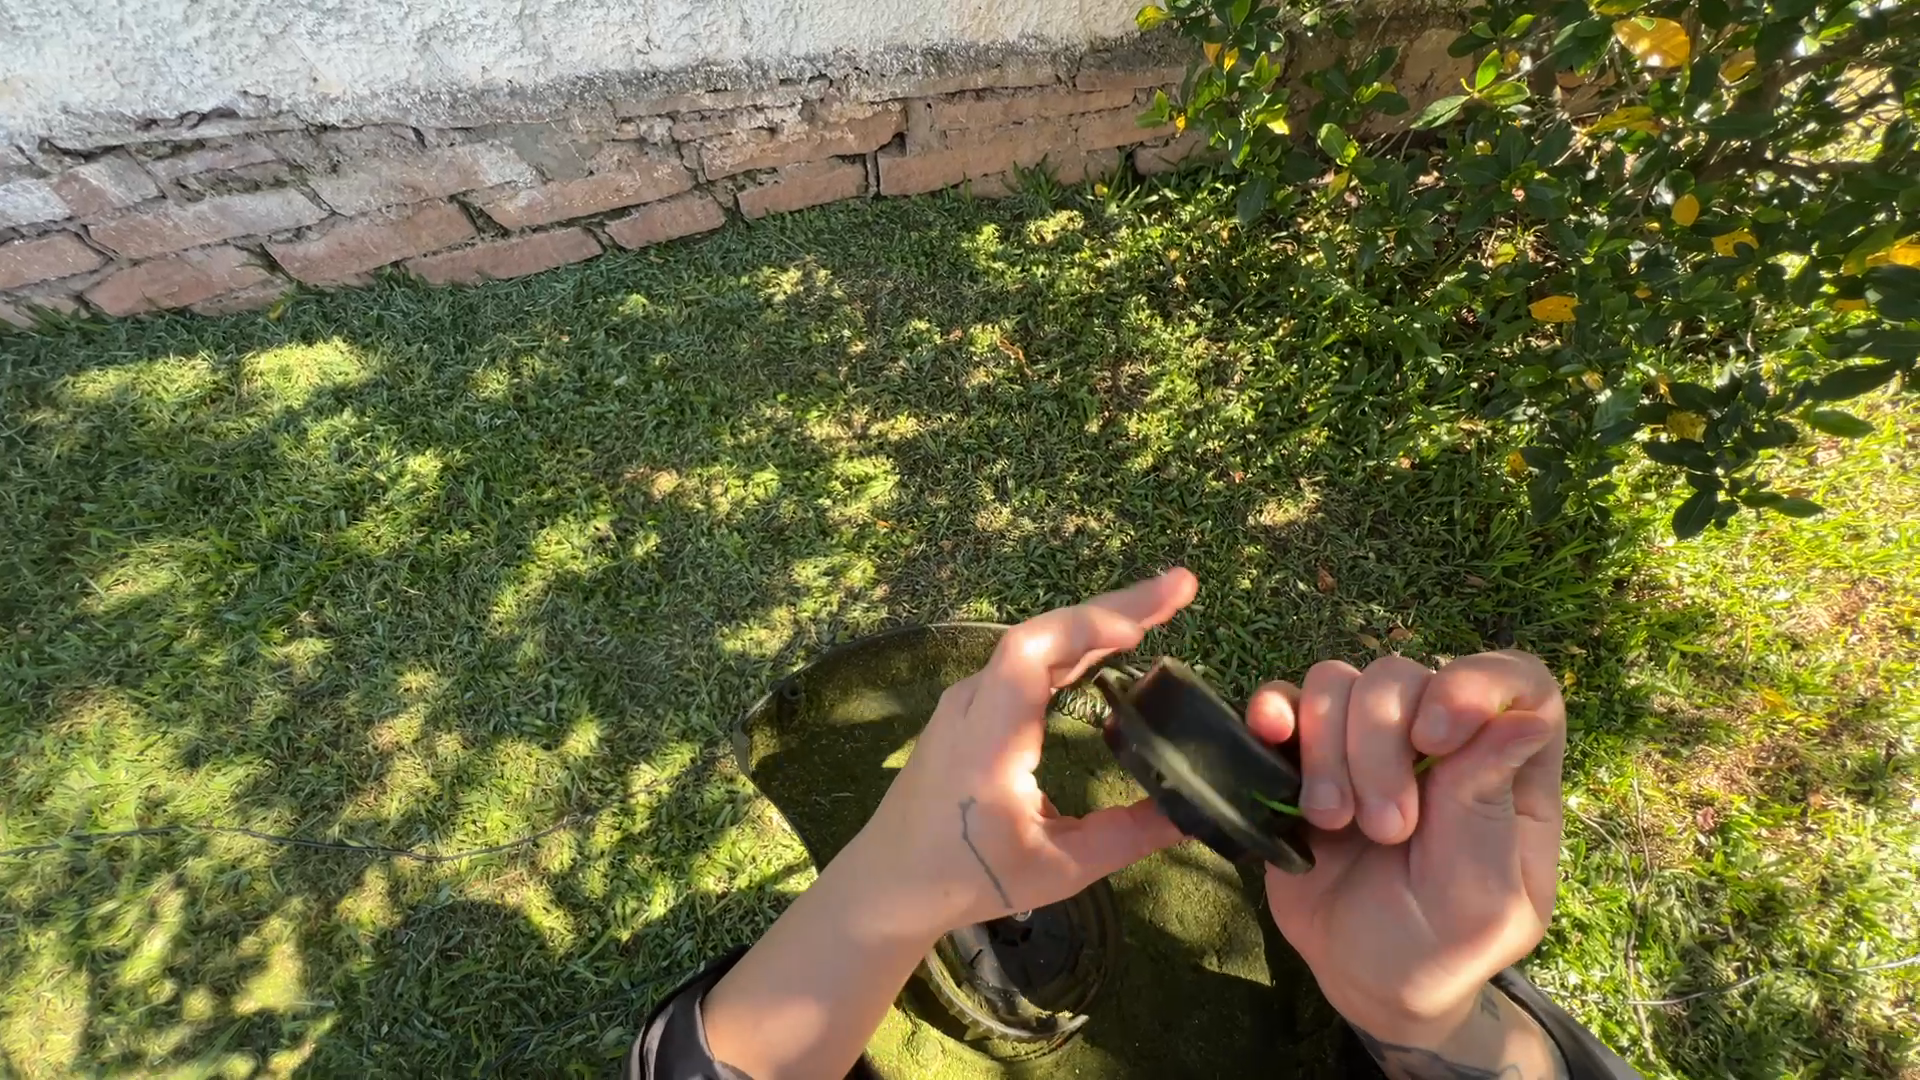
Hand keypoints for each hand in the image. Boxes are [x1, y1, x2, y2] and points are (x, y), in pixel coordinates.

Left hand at [838, 569, 1195, 942]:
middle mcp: (974, 701)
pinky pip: (1026, 660)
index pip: (1030, 653)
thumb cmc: (966, 878)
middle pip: (1042, 633)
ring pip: (1036, 642)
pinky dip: (1074, 645)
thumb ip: (1126, 837)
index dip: (1083, 627)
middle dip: (1114, 608)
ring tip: (1159, 609)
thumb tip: (1194, 811)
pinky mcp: (973, 705)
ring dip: (1096, 623)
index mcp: (988, 738)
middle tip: (1179, 588)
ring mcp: (970, 698)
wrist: (892, 878)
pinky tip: (1107, 646)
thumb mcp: (1056, 867)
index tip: (1142, 625)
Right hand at [1245, 651, 1565, 1045]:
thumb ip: (1488, 807)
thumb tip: (1524, 719)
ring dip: (1326, 749)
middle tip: (1383, 828)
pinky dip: (1273, 708)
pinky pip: (1281, 697)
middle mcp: (1430, 736)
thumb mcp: (1481, 898)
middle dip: (1379, 749)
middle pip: (1402, 676)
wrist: (1354, 967)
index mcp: (1502, 770)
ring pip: (1336, 680)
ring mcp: (1358, 736)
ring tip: (1328, 819)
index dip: (1474, 684)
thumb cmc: (1437, 943)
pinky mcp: (1300, 746)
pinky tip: (1270, 736)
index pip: (1515, 681)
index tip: (1434, 740)